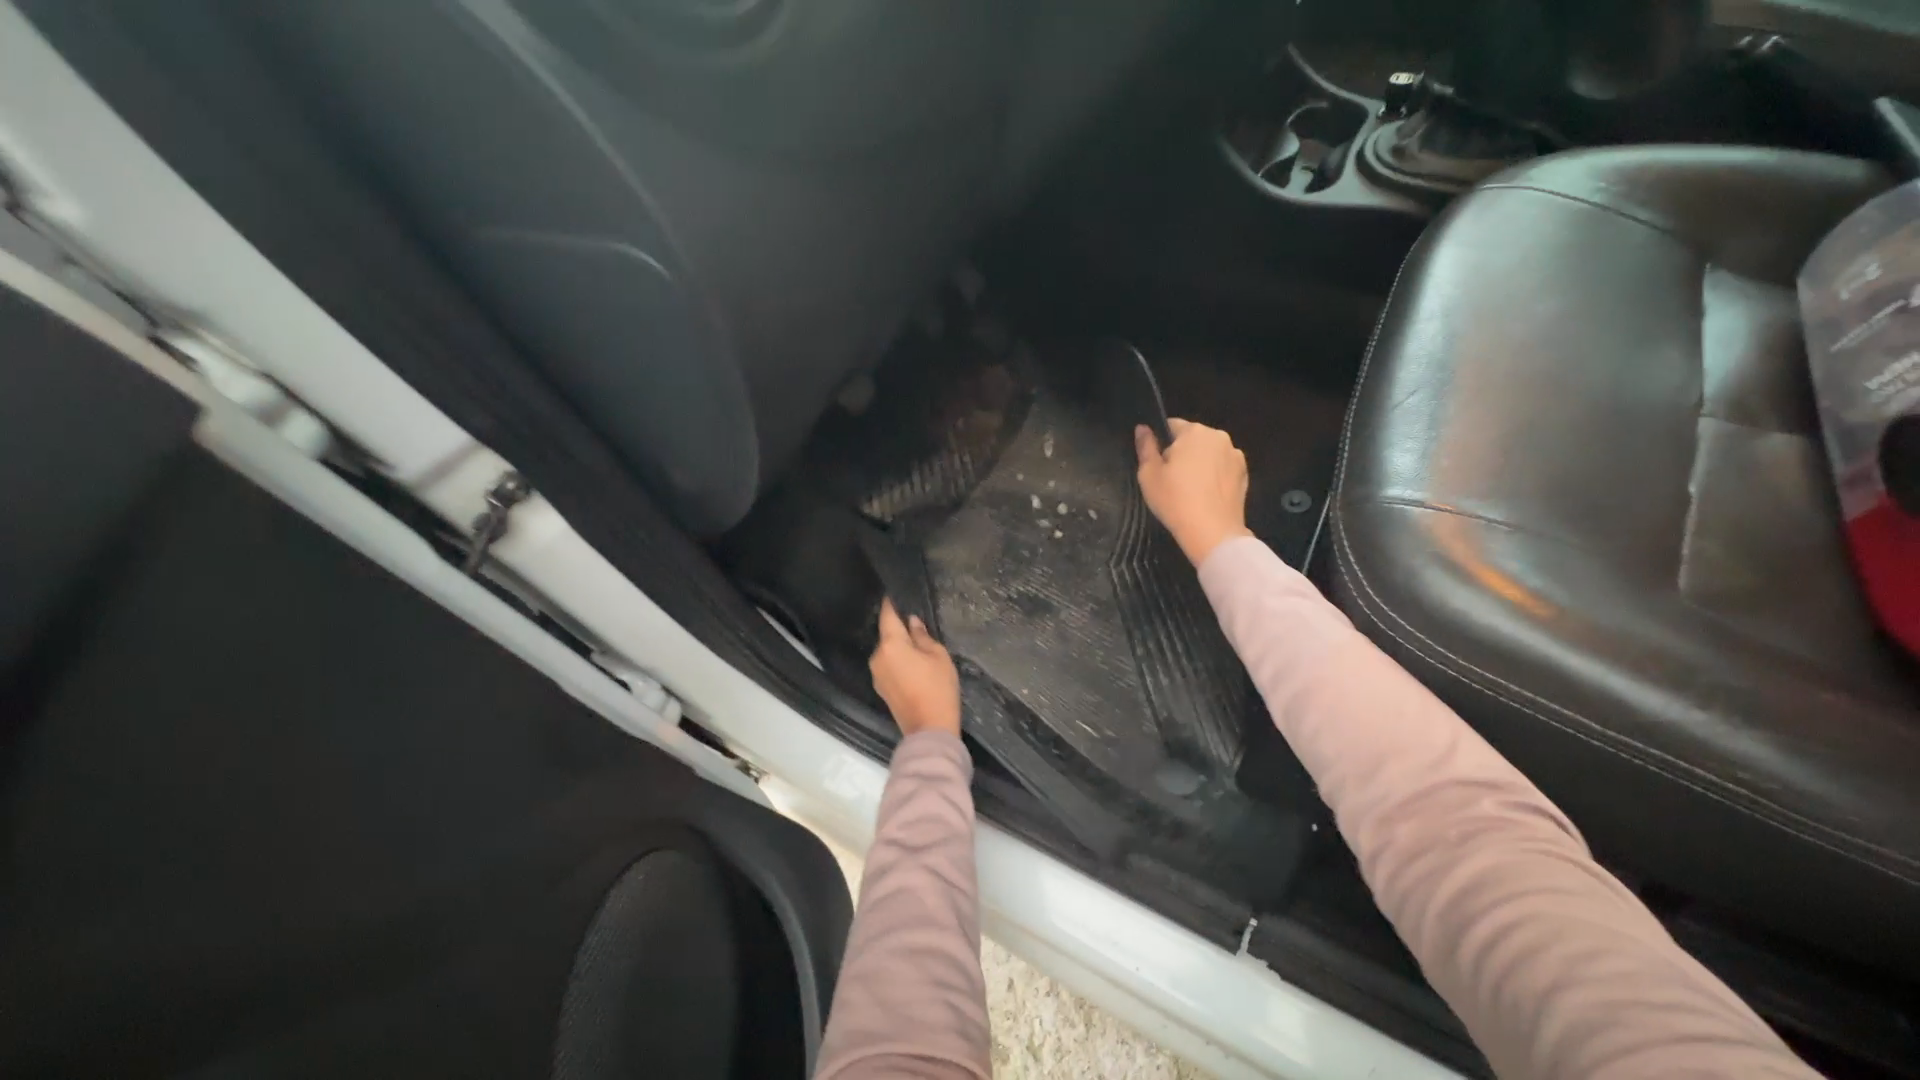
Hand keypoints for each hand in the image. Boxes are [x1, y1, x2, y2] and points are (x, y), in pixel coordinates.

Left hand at [870, 599, 961, 738]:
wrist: (929, 730)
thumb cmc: (937, 688)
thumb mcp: (938, 656)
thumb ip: (922, 636)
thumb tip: (912, 623)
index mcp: (890, 644)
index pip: (887, 615)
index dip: (892, 602)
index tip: (896, 592)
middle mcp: (877, 657)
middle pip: (887, 635)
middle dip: (900, 629)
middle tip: (919, 626)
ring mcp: (876, 675)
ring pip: (888, 652)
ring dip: (900, 648)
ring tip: (920, 649)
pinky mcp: (881, 689)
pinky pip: (889, 667)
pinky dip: (899, 662)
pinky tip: (914, 667)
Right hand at [1135, 419, 1252, 566]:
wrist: (1212, 533)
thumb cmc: (1175, 500)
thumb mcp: (1149, 474)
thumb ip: (1145, 447)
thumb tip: (1143, 428)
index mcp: (1194, 431)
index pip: (1171, 426)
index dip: (1160, 444)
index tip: (1157, 464)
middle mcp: (1218, 437)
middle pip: (1192, 439)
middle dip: (1182, 453)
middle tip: (1171, 480)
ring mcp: (1235, 455)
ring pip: (1209, 454)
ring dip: (1200, 464)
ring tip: (1190, 490)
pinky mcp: (1244, 474)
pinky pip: (1223, 469)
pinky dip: (1214, 477)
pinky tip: (1206, 496)